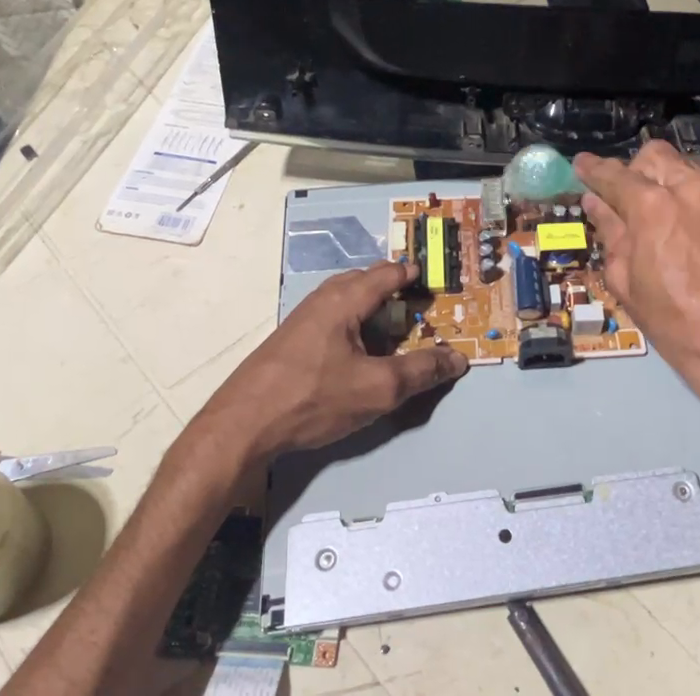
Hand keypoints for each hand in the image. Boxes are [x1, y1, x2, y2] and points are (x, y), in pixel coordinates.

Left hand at [195, 261, 468, 460]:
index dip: (413, 275)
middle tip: (418, 303)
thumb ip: (420, 371)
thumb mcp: (378, 389)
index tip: (435, 280)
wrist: (242, 426)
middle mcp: (322, 300)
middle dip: (393, 287)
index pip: (387, 274)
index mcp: (344, 300)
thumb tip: (457, 358)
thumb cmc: (313, 398)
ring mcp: (301, 320)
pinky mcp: (290, 342)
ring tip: (393, 327)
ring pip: (345, 300)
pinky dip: (354, 324)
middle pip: (364, 281)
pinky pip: (332, 319)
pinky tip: (358, 351)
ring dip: (372, 307)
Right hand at [574, 142, 699, 405]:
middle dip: (634, 170)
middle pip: (655, 155)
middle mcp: (692, 190)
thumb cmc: (675, 323)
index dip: (593, 169)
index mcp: (654, 207)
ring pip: (687, 169)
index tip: (581, 165)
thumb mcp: (627, 282)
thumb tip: (596, 204)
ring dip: (665, 182)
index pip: (615, 175)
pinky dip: (692, 199)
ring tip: (657, 216)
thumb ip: (611, 233)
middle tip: (624, 199)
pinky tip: (688, 231)